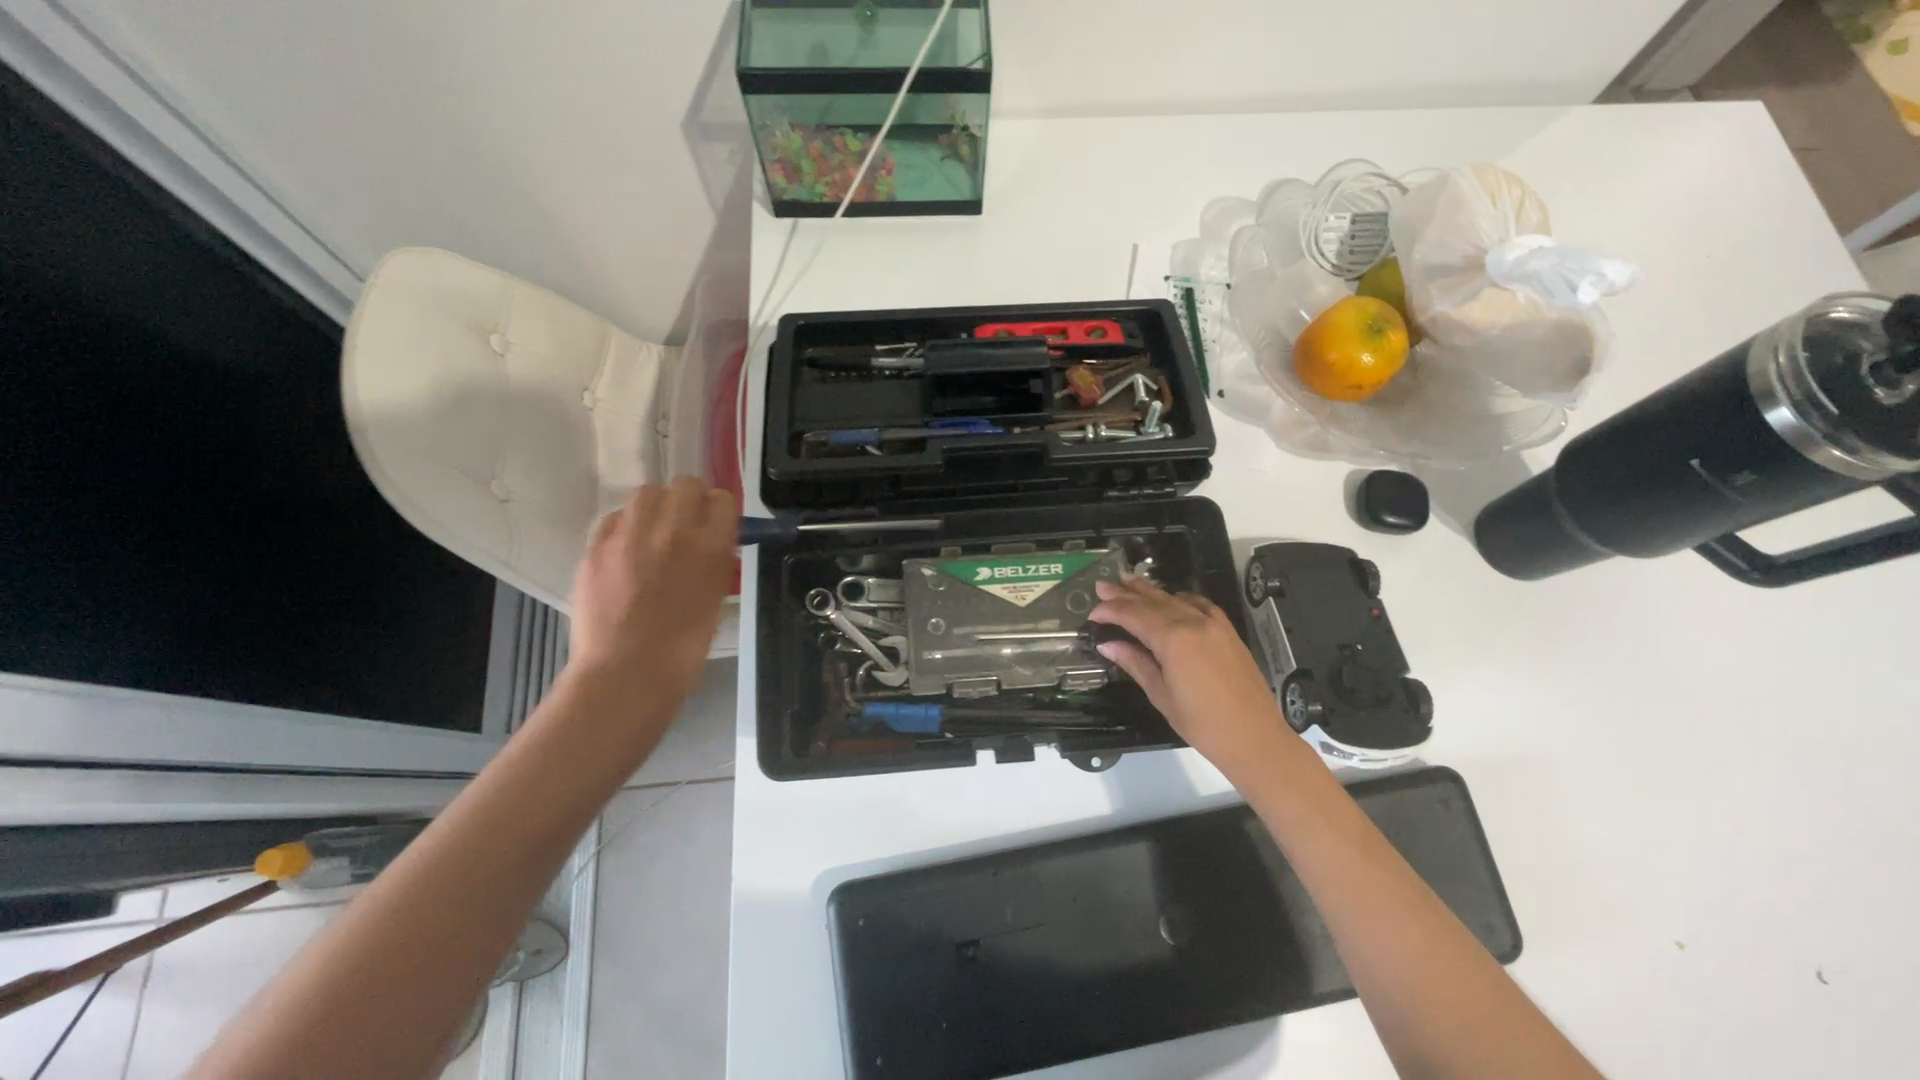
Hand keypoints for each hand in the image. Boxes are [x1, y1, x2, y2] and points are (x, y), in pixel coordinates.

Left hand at [567, 478, 737, 704]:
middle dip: (689, 499)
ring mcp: (629, 536)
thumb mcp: (715, 600)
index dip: (719, 510)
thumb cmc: (682, 649)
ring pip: (647, 493)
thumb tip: (712, 542)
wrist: (627, 673)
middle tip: (685, 523)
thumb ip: (715, 563)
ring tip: (653, 532)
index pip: (722, 500)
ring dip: (656, 506)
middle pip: (685, 485)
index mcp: (710, 548)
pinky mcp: (596, 547)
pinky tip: (625, 551)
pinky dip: (624, 526)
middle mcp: (672, 531)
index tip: (715, 523)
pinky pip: (615, 518)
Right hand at [1087, 576, 1304, 778]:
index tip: (1092, 612)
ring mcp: (1214, 624)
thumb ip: (1135, 663)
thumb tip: (1108, 644)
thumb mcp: (1161, 695)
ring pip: (1176, 600)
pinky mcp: (1228, 632)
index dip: (1111, 611)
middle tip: (1103, 585)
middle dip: (1127, 593)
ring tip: (1129, 582)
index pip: (1134, 616)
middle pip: (1154, 602)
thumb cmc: (1202, 724)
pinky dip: (1181, 598)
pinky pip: (1200, 605)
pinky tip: (1171, 598)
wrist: (1254, 736)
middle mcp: (1194, 623)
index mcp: (1174, 640)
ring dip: (1151, 591)